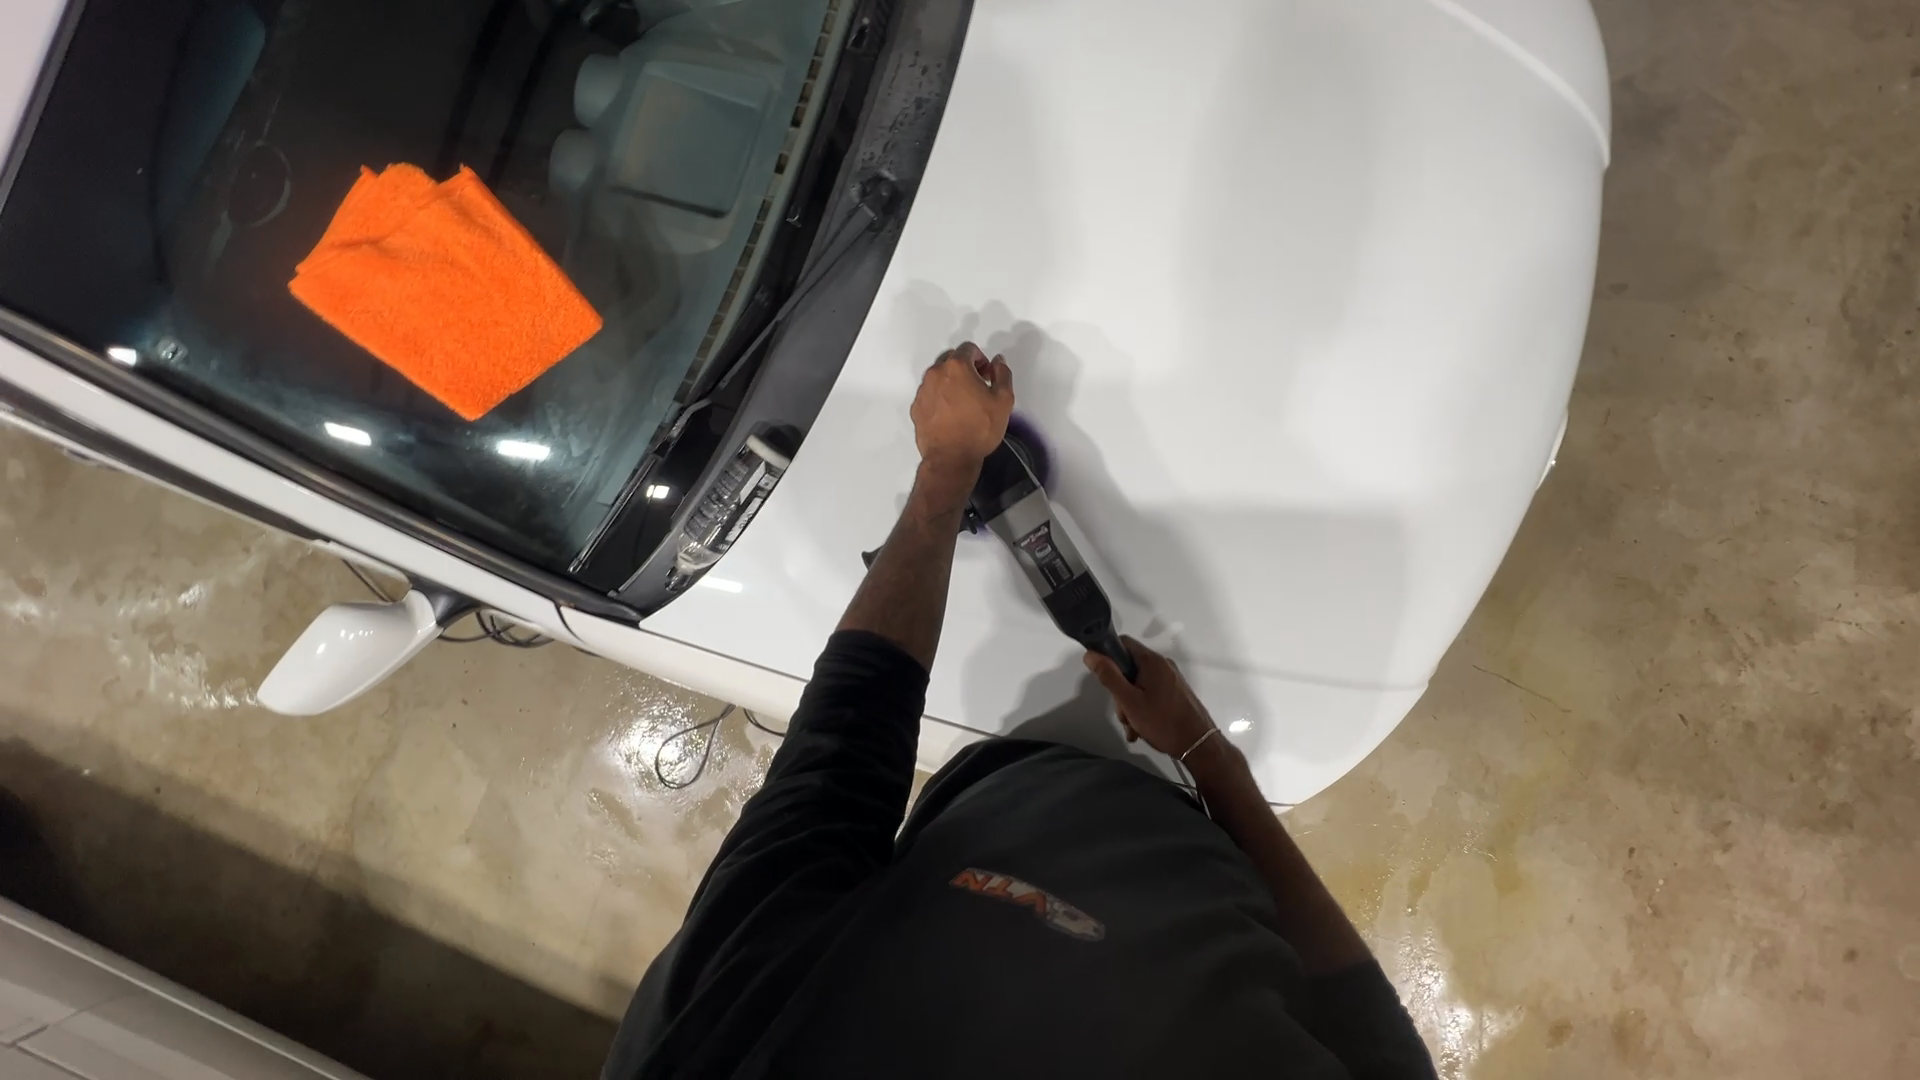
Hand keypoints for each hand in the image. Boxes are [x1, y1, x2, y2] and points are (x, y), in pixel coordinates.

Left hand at [911, 342, 1013, 476]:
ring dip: (951, 381)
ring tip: (964, 401)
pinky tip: (951, 413)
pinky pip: (929, 394)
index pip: (968, 348)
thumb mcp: (1003, 400)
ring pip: (938, 376)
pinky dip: (940, 397)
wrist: (951, 458)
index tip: (987, 374)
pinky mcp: (916, 407)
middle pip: (950, 359)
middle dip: (965, 367)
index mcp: (957, 367)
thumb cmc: (978, 430)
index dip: (981, 359)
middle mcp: (935, 374)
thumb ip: (1003, 374)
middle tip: (977, 385)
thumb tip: (998, 362)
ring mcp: (923, 391)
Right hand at [1084, 636, 1217, 758]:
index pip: (1122, 643)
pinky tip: (1141, 728)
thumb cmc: (1162, 722)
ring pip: (1139, 683)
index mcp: (1152, 661)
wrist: (1199, 746)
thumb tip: (1090, 654)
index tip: (1102, 677)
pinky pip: (1151, 692)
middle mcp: (1163, 665)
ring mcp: (1171, 678)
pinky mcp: (1175, 692)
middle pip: (1130, 666)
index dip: (1107, 655)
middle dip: (1120, 690)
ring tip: (1133, 726)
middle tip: (1123, 712)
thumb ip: (1108, 676)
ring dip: (1130, 703)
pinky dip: (1142, 706)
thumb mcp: (1129, 701)